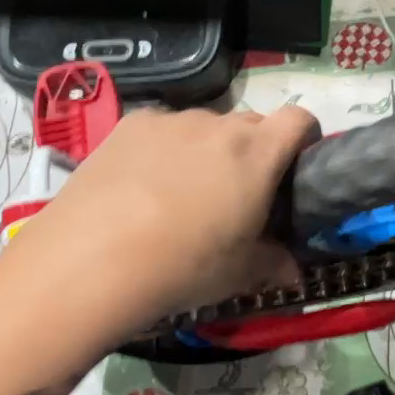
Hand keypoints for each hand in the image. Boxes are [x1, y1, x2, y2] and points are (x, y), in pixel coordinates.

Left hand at [17, 106, 319, 319]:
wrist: (91, 261)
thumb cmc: (183, 266)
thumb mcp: (239, 274)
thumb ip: (274, 264)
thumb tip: (293, 272)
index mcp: (258, 154)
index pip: (300, 119)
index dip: (304, 137)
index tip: (294, 168)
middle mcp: (219, 125)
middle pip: (251, 124)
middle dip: (253, 152)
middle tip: (235, 195)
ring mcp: (171, 121)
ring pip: (204, 127)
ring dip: (206, 151)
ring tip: (180, 193)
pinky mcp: (129, 125)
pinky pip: (162, 130)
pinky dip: (163, 149)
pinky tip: (140, 186)